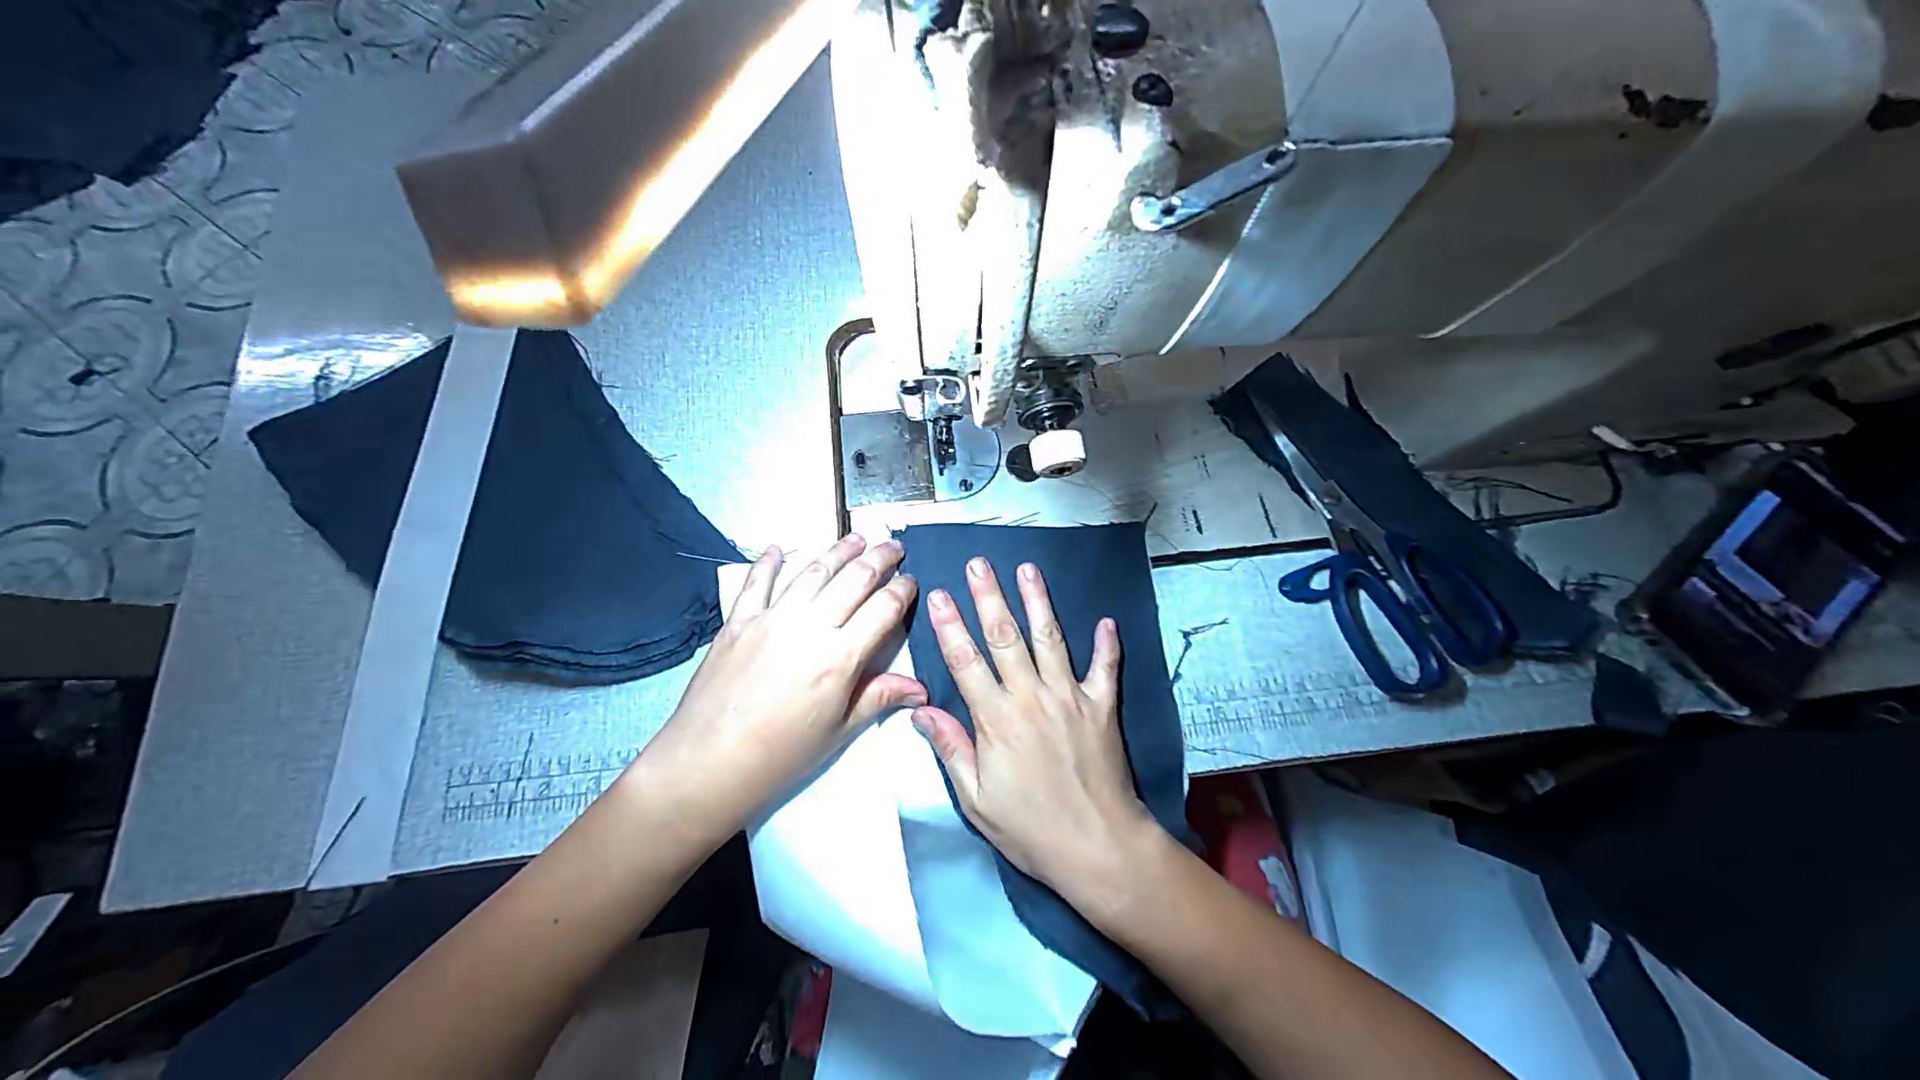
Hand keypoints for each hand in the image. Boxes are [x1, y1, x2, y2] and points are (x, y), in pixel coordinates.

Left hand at [631, 535, 924, 837]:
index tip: (913, 580)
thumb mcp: (838, 731)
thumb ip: (878, 697)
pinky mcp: (738, 621)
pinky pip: (758, 582)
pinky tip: (780, 549)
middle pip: (853, 579)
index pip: (884, 609)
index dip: (903, 589)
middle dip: (879, 558)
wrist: (708, 763)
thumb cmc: (781, 755)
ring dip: (838, 551)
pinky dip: (770, 562)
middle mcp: (810, 627)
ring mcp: (771, 619)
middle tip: (894, 546)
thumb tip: (920, 688)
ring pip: (812, 572)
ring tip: (856, 538)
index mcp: (841, 658)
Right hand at [911, 558, 1158, 903]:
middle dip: (989, 598)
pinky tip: (1106, 621)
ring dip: (1037, 602)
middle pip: (1005, 638)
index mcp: (996, 720)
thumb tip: (921, 709)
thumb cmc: (1030, 828)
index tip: (938, 596)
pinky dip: (1106, 645)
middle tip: (978, 564)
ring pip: (1049, 640)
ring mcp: (1070, 698)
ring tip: (1027, 569)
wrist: (1098, 848)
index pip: (966, 662)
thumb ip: (951, 748)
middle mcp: (1031, 698)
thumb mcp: (976, 799)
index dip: (950, 627)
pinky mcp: (1102, 708)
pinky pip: (1105, 670)